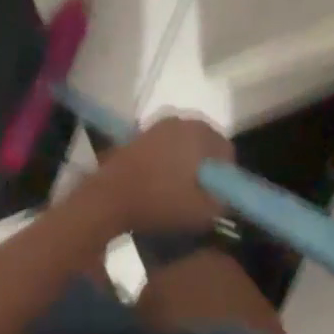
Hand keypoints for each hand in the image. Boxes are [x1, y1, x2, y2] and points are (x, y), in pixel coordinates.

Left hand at [80, 115, 232, 234]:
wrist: (107, 199)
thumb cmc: (159, 201)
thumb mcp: (204, 213)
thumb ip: (224, 204)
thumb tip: (226, 200)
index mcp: (200, 131)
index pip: (226, 152)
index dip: (226, 177)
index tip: (217, 197)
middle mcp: (179, 120)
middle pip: (203, 146)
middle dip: (204, 168)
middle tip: (199, 195)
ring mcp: (153, 127)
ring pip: (181, 147)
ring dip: (183, 166)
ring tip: (177, 192)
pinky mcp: (134, 138)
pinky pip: (160, 150)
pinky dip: (164, 164)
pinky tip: (157, 185)